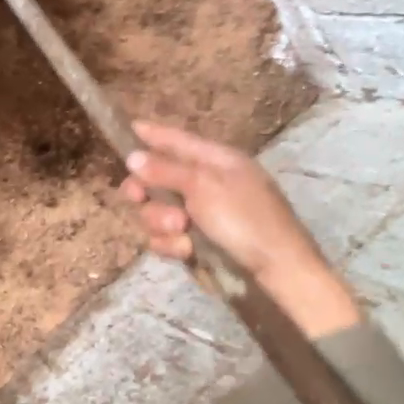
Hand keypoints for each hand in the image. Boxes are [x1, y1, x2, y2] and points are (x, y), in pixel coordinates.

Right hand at [119, 121, 361, 339]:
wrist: (278, 275)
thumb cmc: (247, 220)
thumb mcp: (204, 187)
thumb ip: (165, 170)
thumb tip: (132, 156)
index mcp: (216, 162)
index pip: (176, 139)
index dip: (150, 134)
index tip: (124, 129)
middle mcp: (205, 185)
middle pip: (155, 177)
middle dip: (146, 190)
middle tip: (137, 197)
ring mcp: (200, 216)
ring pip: (155, 210)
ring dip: (160, 221)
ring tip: (179, 231)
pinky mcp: (195, 243)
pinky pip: (164, 237)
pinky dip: (170, 244)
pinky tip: (185, 250)